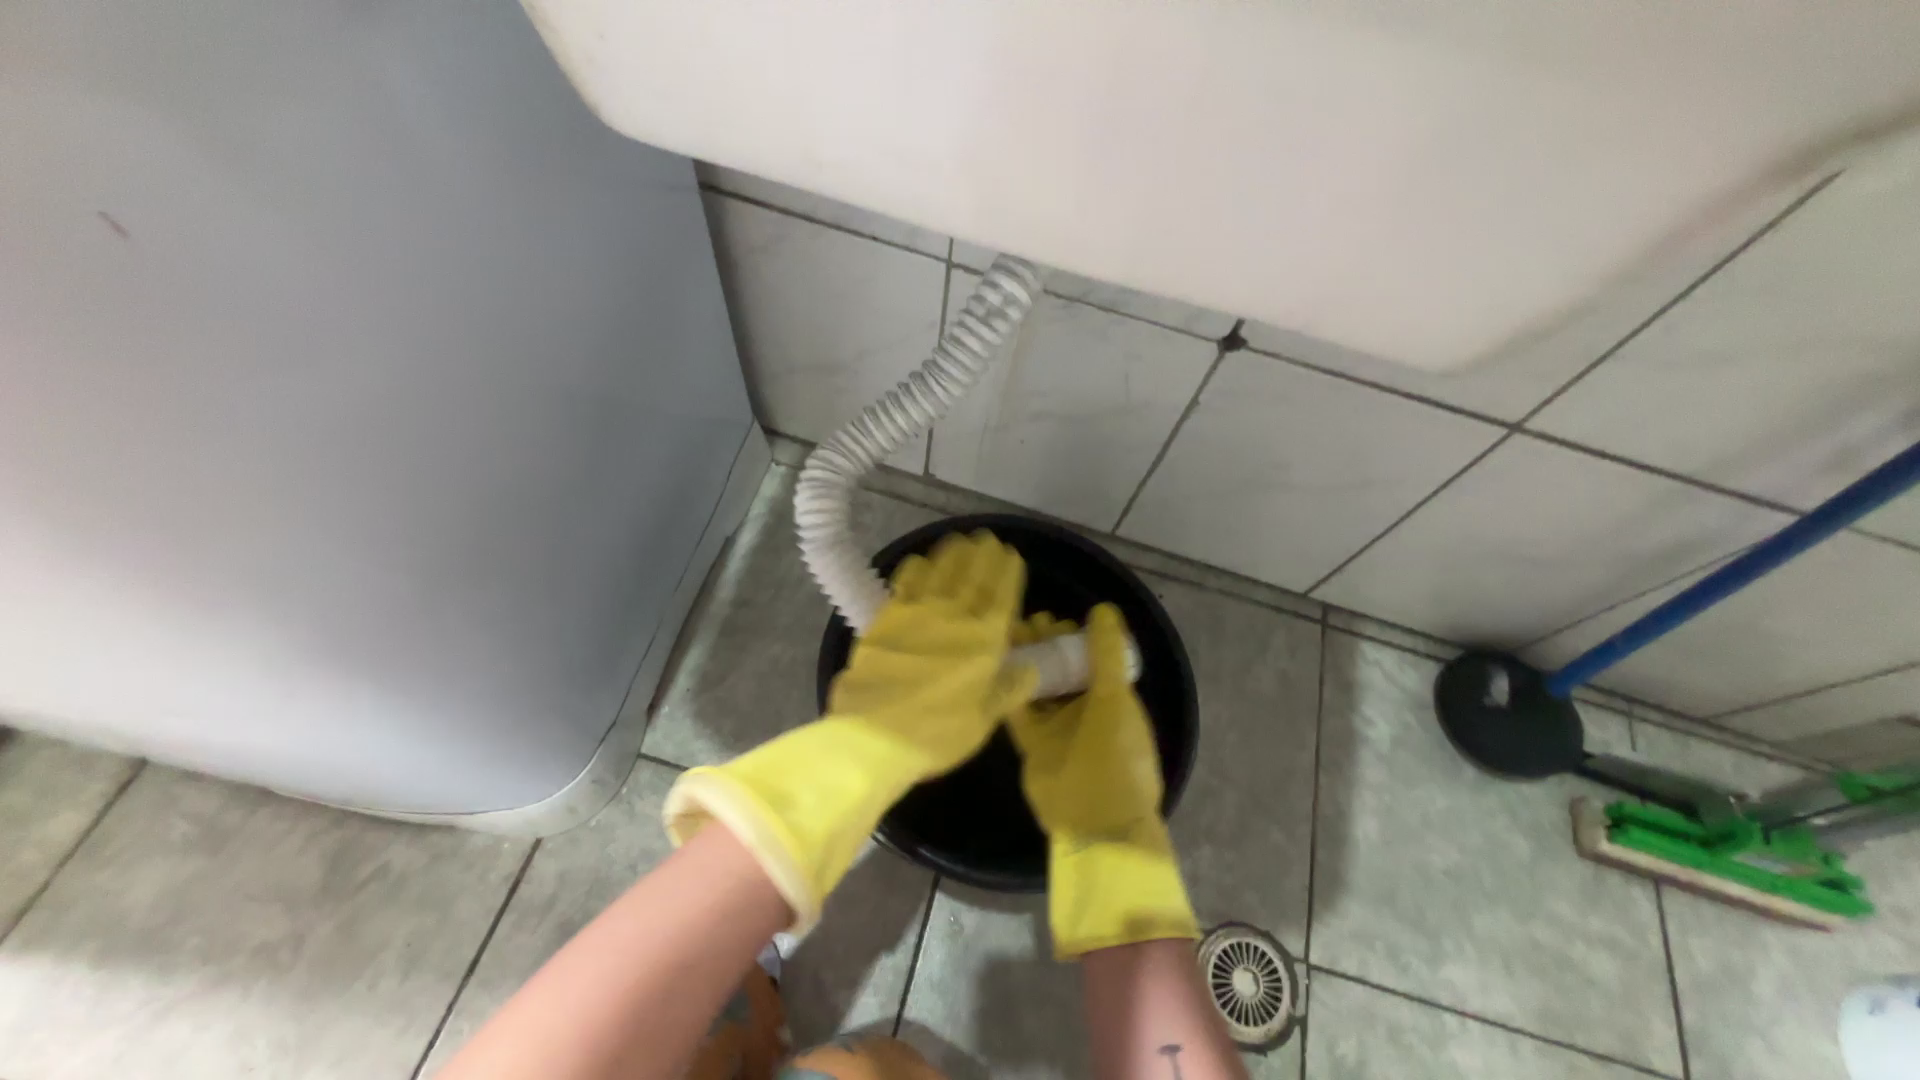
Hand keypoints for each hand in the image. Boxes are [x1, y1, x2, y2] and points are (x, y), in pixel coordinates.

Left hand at [826, 529, 1035, 773]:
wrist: (875, 735)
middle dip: (982, 555)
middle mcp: (953, 617)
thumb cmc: (937, 734)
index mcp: (985, 640)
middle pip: (972, 575)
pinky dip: (915, 568)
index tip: (1011, 554)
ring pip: (939, 572)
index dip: (1008, 571)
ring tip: (958, 542)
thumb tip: (1029, 669)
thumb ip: (1007, 690)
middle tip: (985, 539)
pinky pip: (905, 583)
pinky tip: (919, 561)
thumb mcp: (983, 720)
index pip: (1002, 594)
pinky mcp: (885, 619)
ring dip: (951, 554)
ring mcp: (916, 613)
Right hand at [1007, 603, 1198, 958]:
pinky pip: (1019, 710)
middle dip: (1046, 644)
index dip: (1072, 637)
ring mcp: (1057, 728)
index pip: (1090, 659)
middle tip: (1026, 622)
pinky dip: (1010, 688)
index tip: (1051, 618)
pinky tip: (997, 664)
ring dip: (1027, 661)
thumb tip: (1103, 610)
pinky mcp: (1033, 745)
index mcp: (1112, 699)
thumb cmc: (1116, 756)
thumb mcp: (1116, 699)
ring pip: (1039, 685)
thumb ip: (1106, 654)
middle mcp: (1084, 710)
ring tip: (1009, 634)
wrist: (1097, 820)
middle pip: (1061, 669)